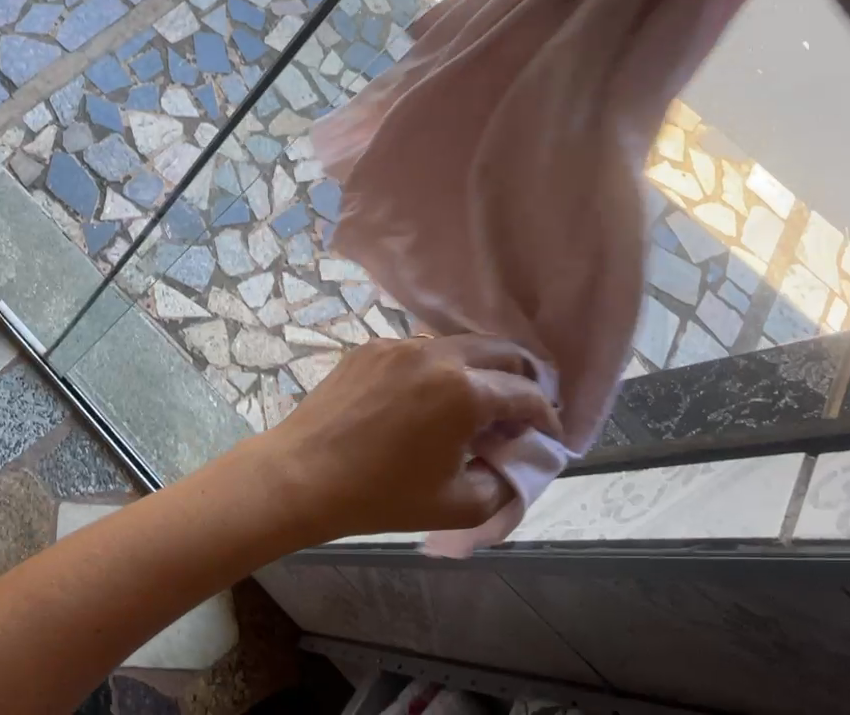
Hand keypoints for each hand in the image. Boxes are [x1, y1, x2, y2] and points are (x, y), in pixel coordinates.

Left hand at [252, 335, 560, 543]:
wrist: (302, 474)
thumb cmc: (382, 495)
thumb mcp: (461, 504)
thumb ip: (505, 479)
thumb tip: (516, 457)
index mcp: (462, 390)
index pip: (525, 394)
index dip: (546, 418)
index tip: (548, 437)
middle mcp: (431, 355)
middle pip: (497, 350)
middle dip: (520, 378)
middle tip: (522, 412)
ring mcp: (393, 346)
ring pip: (455, 345)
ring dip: (477, 369)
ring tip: (477, 407)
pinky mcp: (365, 349)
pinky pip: (417, 350)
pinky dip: (438, 368)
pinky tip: (431, 399)